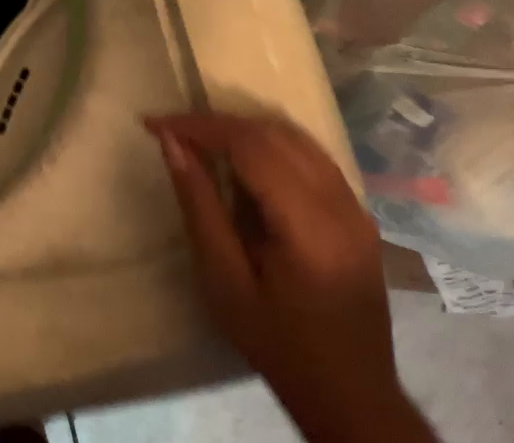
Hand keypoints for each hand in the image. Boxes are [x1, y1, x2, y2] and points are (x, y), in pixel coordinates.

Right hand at [145, 113, 430, 442]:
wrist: (349, 391)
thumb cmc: (276, 340)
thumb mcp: (222, 278)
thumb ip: (200, 205)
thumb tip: (172, 144)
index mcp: (310, 226)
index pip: (253, 146)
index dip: (200, 126)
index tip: (154, 124)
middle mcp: (343, 207)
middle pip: (277, 134)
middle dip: (219, 123)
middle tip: (171, 131)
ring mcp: (358, 210)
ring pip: (298, 140)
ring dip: (245, 130)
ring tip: (200, 140)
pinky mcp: (359, 217)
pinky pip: (313, 159)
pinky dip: (271, 147)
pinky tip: (241, 163)